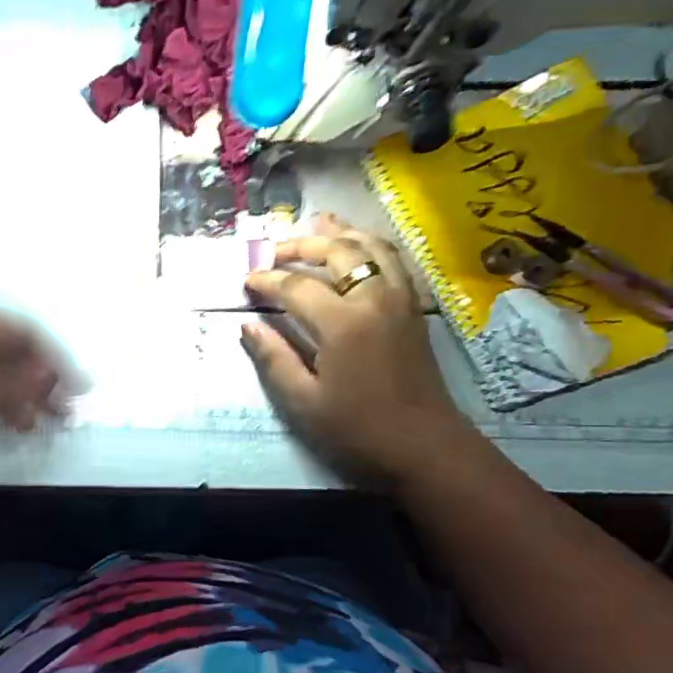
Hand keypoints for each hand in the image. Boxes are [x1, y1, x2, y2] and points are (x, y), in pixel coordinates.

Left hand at [0, 308, 64, 479]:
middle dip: (40, 378)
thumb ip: (7, 386)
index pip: (22, 332)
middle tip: (65, 415)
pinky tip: (2, 423)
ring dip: (17, 392)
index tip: (82, 394)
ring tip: (39, 426)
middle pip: (6, 346)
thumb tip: (52, 375)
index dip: (57, 361)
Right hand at [240, 214, 472, 485]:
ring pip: (372, 246)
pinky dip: (372, 245)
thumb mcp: (304, 403)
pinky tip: (359, 247)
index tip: (247, 281)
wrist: (425, 447)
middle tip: (273, 253)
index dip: (267, 280)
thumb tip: (248, 325)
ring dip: (342, 233)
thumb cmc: (358, 430)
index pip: (297, 286)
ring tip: (318, 225)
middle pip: (337, 252)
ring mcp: (400, 299)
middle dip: (301, 246)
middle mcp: (374, 299)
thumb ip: (274, 359)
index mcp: (343, 324)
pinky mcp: (413, 308)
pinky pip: (394, 260)